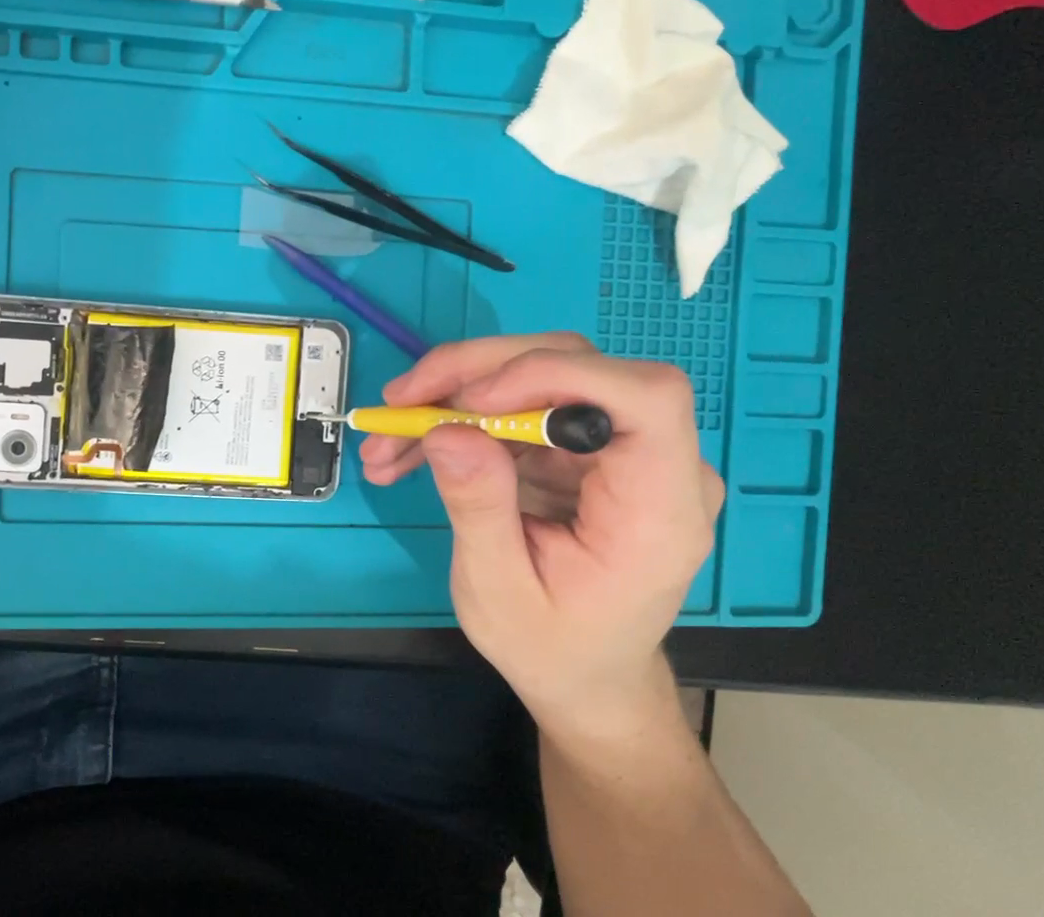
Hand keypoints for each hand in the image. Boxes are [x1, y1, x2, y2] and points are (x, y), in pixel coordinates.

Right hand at [362, 334, 723, 742]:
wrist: (584, 676)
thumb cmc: (552, 648)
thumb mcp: (500, 590)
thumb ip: (480, 509)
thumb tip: (446, 431)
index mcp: (658, 508)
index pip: (644, 398)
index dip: (557, 374)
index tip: (471, 400)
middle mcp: (653, 463)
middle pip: (577, 369)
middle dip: (478, 373)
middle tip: (400, 401)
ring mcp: (616, 452)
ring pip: (538, 378)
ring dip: (453, 397)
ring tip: (385, 438)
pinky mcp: (581, 452)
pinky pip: (519, 410)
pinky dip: (458, 422)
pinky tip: (407, 452)